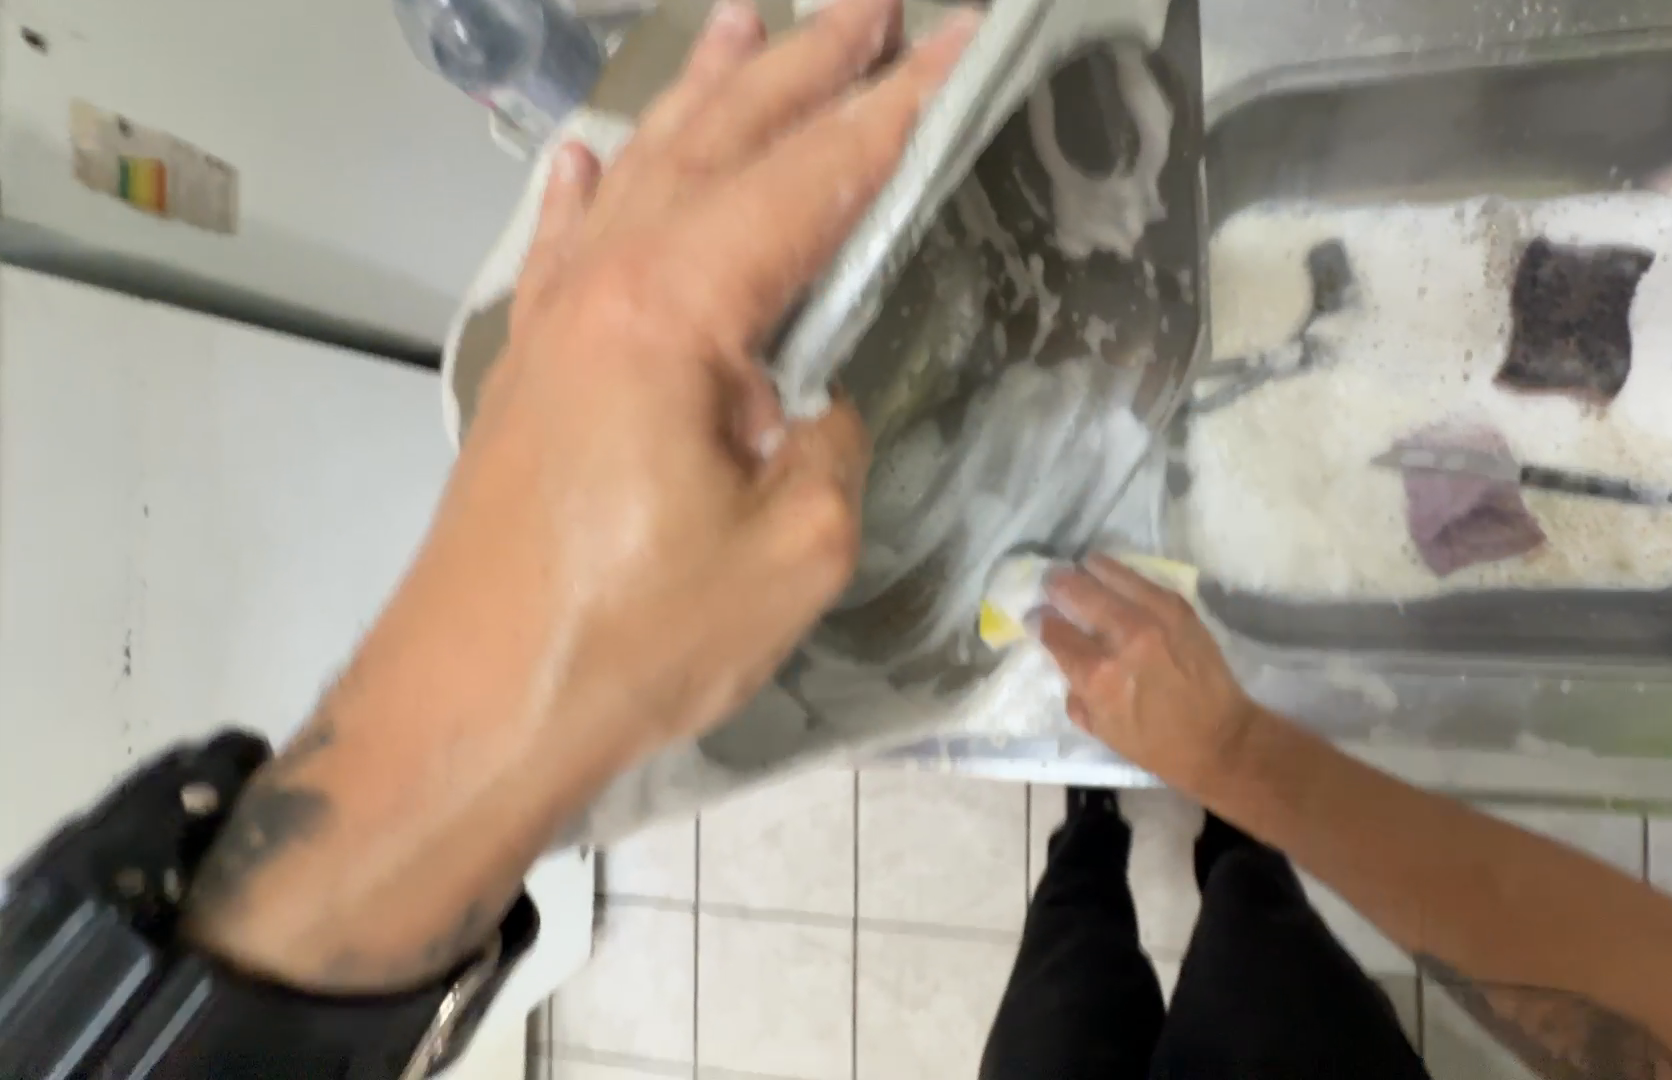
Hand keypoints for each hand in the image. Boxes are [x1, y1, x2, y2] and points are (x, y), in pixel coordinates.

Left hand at [184, 0, 979, 992]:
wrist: (476, 711)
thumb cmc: (638, 638)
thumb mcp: (796, 550)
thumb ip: (829, 446)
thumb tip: (813, 403)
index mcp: (676, 313)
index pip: (810, 182)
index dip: (893, 111)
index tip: (955, 43)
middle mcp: (607, 285)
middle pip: (721, 143)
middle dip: (806, 67)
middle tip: (874, 6)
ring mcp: (557, 320)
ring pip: (645, 172)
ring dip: (706, 97)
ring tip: (752, 25)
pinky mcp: (534, 368)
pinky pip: (570, 245)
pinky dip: (595, 187)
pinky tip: (596, 153)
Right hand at [1038, 556, 1260, 794]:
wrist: (1219, 738)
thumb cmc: (1155, 743)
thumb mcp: (1100, 728)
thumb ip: (1074, 689)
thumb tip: (1065, 656)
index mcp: (1097, 675)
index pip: (1055, 632)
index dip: (1039, 621)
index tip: (1035, 616)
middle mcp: (1123, 638)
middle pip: (1077, 593)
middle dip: (1057, 585)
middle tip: (1051, 582)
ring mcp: (1153, 617)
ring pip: (1109, 575)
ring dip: (1087, 570)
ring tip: (1078, 568)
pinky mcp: (1178, 608)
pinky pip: (1141, 580)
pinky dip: (1120, 575)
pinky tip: (1111, 574)